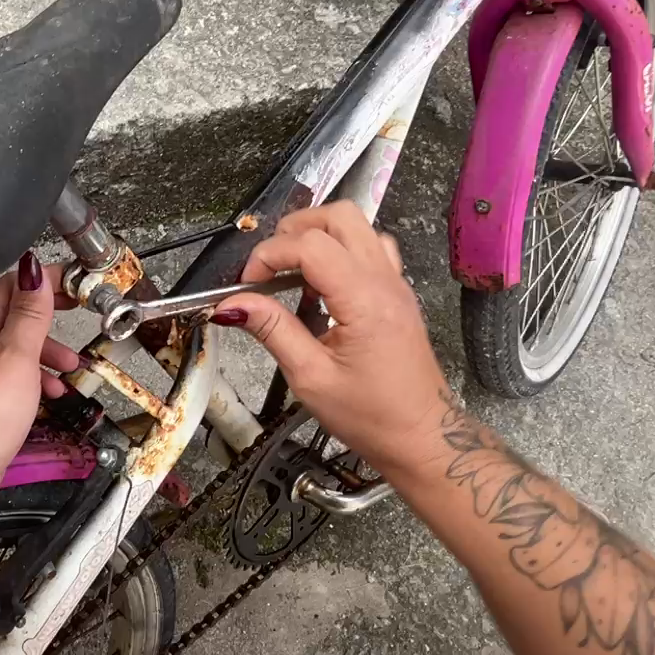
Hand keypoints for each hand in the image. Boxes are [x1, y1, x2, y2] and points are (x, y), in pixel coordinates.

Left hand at [0, 253, 81, 517]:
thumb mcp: (15, 356)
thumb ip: (29, 314)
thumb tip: (34, 271)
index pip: (10, 285)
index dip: (44, 281)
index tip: (75, 284)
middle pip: (12, 316)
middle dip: (48, 317)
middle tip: (78, 314)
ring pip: (13, 349)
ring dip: (45, 353)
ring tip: (72, 367)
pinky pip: (8, 378)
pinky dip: (32, 379)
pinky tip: (49, 393)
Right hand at [214, 203, 448, 471]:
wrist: (422, 438)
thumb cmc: (369, 416)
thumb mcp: (310, 378)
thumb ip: (272, 330)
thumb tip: (231, 303)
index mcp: (364, 301)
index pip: (310, 245)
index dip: (268, 255)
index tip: (247, 286)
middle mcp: (385, 281)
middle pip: (339, 216)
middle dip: (293, 230)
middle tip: (268, 267)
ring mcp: (396, 283)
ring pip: (357, 225)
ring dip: (317, 236)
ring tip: (291, 272)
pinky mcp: (396, 293)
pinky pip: (370, 247)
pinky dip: (338, 251)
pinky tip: (320, 284)